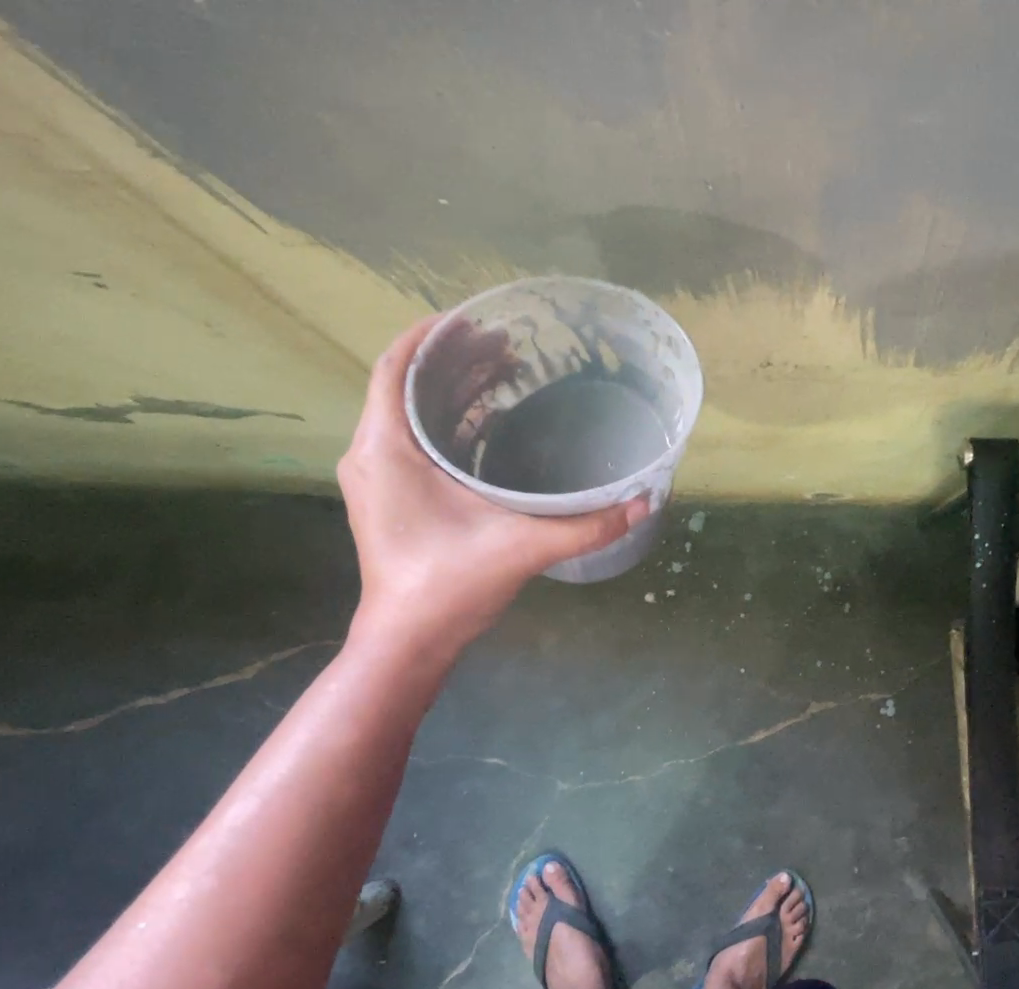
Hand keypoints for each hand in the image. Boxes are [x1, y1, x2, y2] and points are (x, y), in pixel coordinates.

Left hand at [338, 316, 647, 653]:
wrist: (408, 640)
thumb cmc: (450, 585)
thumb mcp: (524, 547)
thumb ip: (587, 525)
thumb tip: (645, 504)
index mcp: (386, 449)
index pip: (395, 367)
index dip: (431, 335)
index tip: (474, 317)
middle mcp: (372, 454)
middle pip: (407, 386)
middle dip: (455, 359)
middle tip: (509, 343)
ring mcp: (378, 478)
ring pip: (410, 413)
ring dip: (453, 389)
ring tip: (504, 371)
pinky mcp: (392, 497)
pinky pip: (416, 440)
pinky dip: (449, 421)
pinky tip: (489, 419)